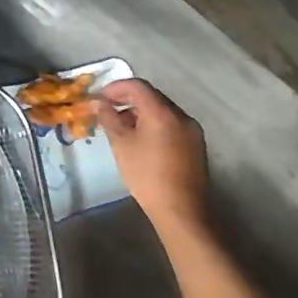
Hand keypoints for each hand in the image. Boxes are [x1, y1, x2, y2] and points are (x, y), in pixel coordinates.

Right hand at [97, 79, 210, 236]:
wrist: (182, 212)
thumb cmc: (147, 175)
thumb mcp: (121, 144)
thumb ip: (109, 118)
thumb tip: (100, 103)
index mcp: (162, 112)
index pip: (137, 86)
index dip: (116, 88)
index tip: (101, 99)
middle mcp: (181, 116)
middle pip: (152, 96)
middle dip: (128, 100)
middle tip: (109, 112)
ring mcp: (192, 131)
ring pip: (163, 111)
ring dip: (142, 113)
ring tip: (124, 128)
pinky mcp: (197, 146)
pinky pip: (172, 125)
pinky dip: (155, 125)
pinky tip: (144, 141)